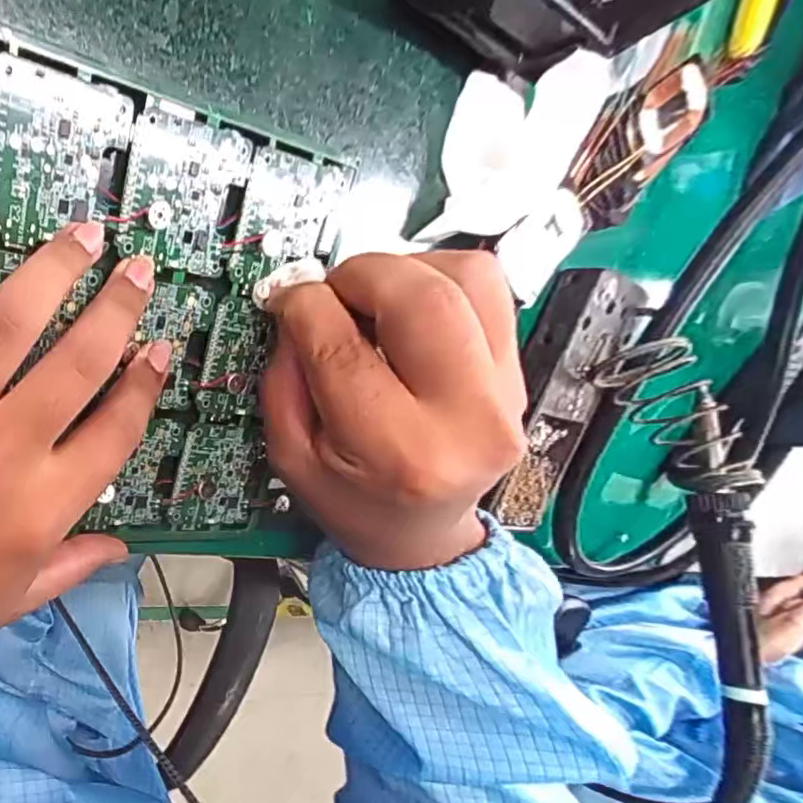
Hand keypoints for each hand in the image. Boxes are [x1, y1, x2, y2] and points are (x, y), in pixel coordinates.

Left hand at [0, 210, 170, 717]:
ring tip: (81, 236)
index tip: (159, 350)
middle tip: (137, 272)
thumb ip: (69, 566)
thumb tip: (120, 542)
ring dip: (50, 270)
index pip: (116, 430)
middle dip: (117, 310)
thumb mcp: (6, 605)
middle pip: (76, 364)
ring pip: (3, 324)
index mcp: (39, 511)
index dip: (144, 384)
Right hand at [260, 251, 526, 569]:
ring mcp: (505, 392)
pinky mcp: (520, 372)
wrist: (419, 532)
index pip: (342, 348)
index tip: (283, 300)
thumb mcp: (288, 455)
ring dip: (404, 269)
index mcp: (392, 450)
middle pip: (421, 298)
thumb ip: (284, 379)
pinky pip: (489, 291)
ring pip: (468, 277)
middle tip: (327, 289)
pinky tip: (401, 305)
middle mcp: (464, 418)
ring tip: (367, 297)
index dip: (303, 308)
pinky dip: (437, 280)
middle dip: (358, 274)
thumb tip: (296, 310)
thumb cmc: (347, 500)